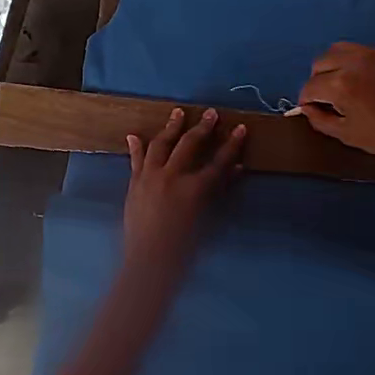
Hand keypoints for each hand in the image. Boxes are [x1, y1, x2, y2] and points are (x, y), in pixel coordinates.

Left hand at [123, 107, 246, 266]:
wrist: (148, 261)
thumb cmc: (184, 247)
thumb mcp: (208, 218)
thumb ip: (220, 190)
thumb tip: (237, 169)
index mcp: (195, 189)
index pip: (219, 161)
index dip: (231, 144)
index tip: (240, 128)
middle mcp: (173, 176)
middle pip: (190, 144)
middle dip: (203, 127)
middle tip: (210, 113)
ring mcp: (150, 177)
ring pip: (161, 144)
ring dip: (171, 127)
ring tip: (177, 113)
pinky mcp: (134, 183)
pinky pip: (136, 160)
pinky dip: (136, 147)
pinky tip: (134, 134)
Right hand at [297, 43, 374, 165]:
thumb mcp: (350, 136)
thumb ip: (322, 120)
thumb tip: (308, 109)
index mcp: (342, 84)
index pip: (310, 87)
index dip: (307, 102)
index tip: (313, 112)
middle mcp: (353, 62)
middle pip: (319, 64)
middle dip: (317, 82)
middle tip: (327, 102)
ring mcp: (370, 54)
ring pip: (335, 51)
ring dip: (330, 68)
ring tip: (340, 89)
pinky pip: (354, 50)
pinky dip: (347, 61)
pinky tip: (357, 82)